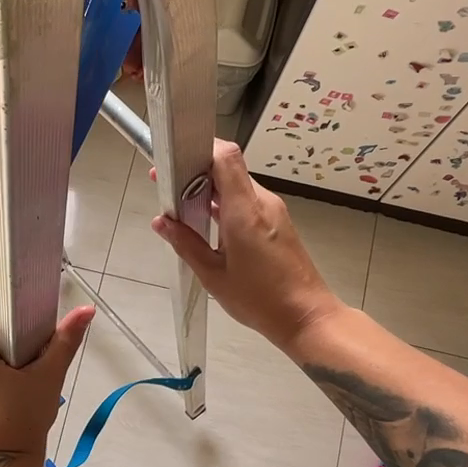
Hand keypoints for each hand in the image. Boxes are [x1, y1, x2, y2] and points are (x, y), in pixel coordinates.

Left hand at [0, 306, 95, 456]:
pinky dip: (7, 365)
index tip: (42, 350)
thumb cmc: (27, 417)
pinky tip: (20, 381)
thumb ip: (66, 341)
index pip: (7, 326)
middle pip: (1, 336)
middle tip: (36, 370)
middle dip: (23, 347)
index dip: (28, 334)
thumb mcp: (50, 375)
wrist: (12, 453)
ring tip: (29, 378)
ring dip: (16, 357)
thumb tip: (86, 310)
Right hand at [151, 139, 343, 348]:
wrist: (305, 316)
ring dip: (208, 189)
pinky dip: (222, 203)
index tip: (171, 163)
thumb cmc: (260, 299)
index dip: (197, 150)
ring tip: (181, 207)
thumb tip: (162, 222)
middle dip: (195, 171)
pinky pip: (245, 200)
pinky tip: (204, 222)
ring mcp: (272, 211)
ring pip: (235, 184)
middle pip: (227, 168)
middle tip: (166, 188)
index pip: (225, 157)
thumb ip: (185, 244)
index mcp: (244, 211)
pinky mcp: (276, 222)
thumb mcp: (213, 275)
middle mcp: (262, 203)